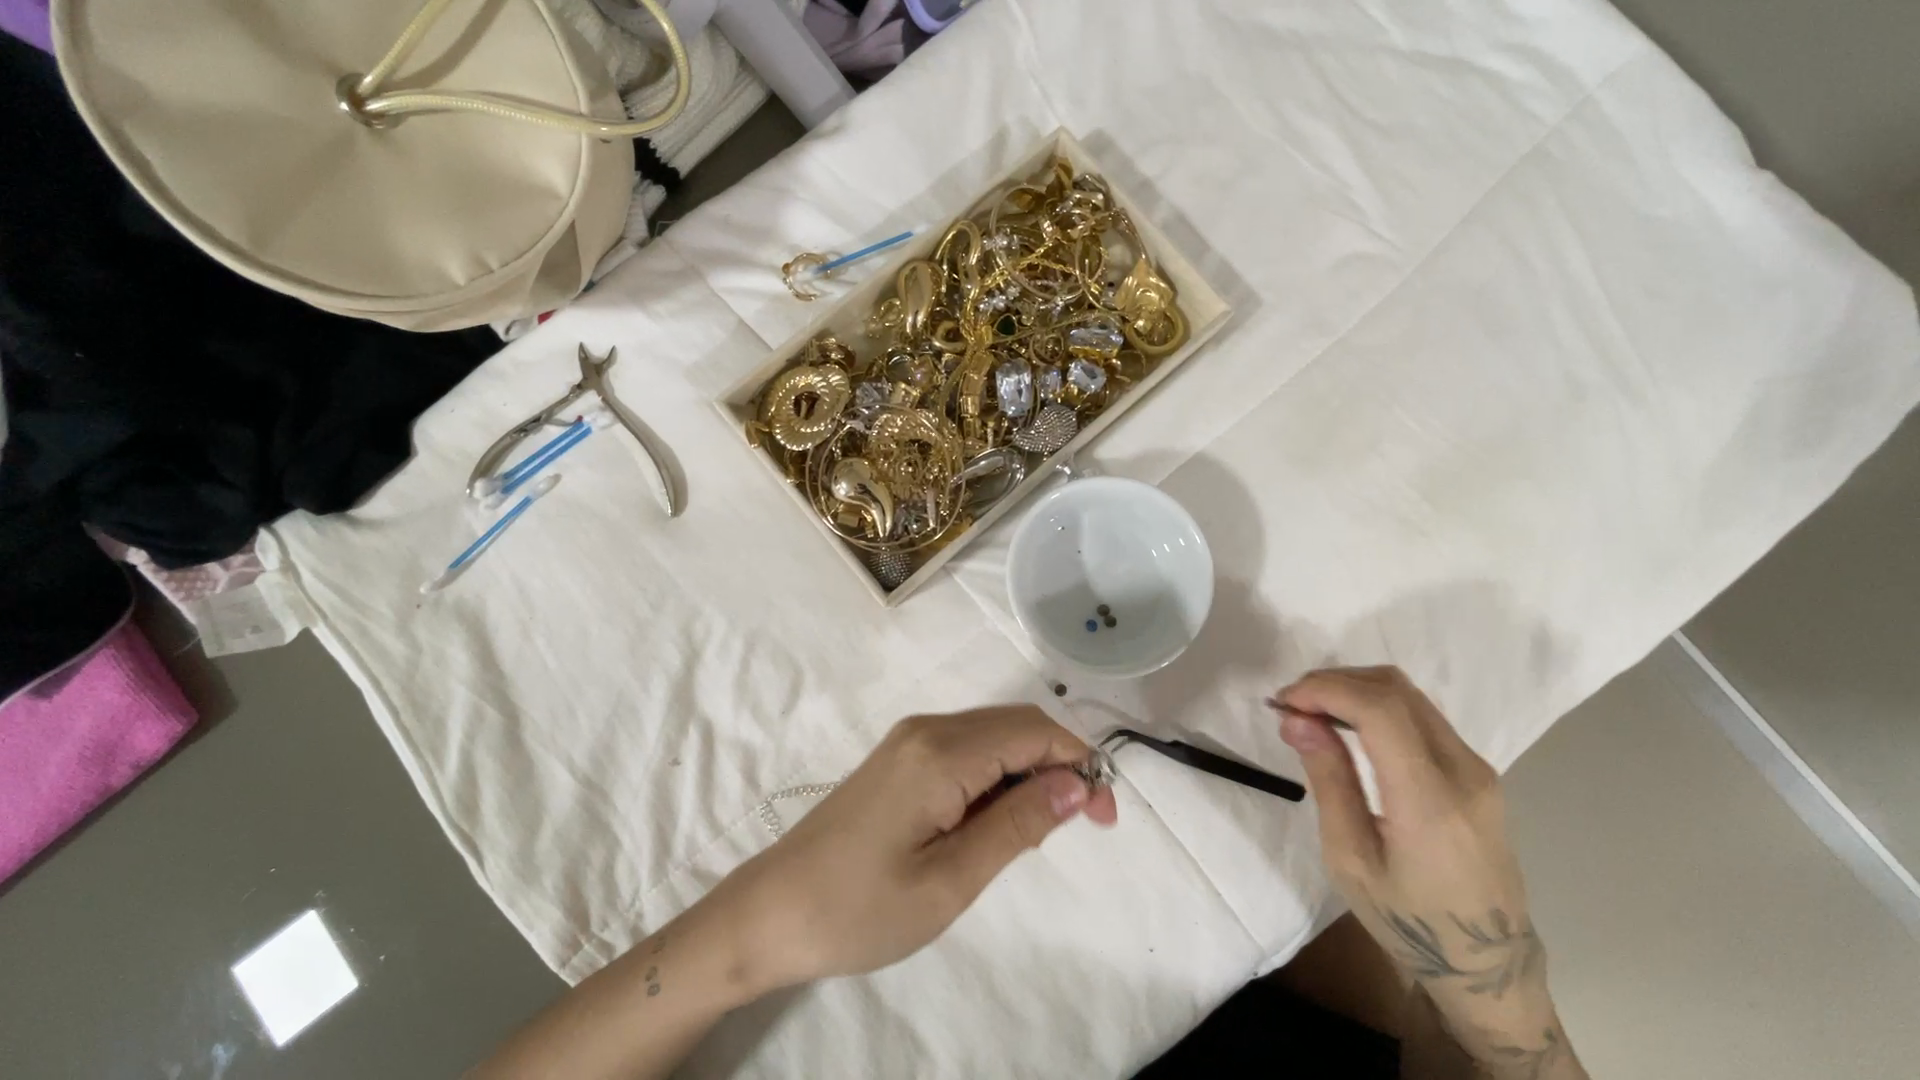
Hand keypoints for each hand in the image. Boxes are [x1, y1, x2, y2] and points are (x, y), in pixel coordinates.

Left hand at [713, 705, 1119, 994]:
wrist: (769, 914)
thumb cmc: (859, 909)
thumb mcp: (950, 880)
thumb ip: (1016, 825)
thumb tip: (1074, 783)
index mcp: (940, 752)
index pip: (1033, 732)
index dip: (1080, 762)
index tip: (1105, 816)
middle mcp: (925, 730)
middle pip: (1015, 724)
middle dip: (1060, 763)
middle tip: (1085, 823)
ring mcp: (907, 742)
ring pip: (992, 736)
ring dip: (1030, 771)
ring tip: (1039, 832)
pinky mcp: (898, 761)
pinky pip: (966, 751)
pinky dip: (997, 776)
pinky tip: (996, 821)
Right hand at [1275, 667, 1583, 1078]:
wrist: (1484, 959)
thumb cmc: (1407, 919)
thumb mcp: (1350, 859)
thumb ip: (1328, 781)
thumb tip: (1297, 719)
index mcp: (1430, 801)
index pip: (1380, 710)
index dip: (1326, 689)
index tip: (1283, 702)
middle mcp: (1464, 771)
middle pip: (1396, 689)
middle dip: (1334, 682)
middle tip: (1290, 706)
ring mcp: (1477, 768)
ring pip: (1410, 695)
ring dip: (1354, 690)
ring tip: (1311, 714)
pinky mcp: (1476, 771)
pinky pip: (1421, 716)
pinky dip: (1376, 706)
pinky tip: (1347, 728)